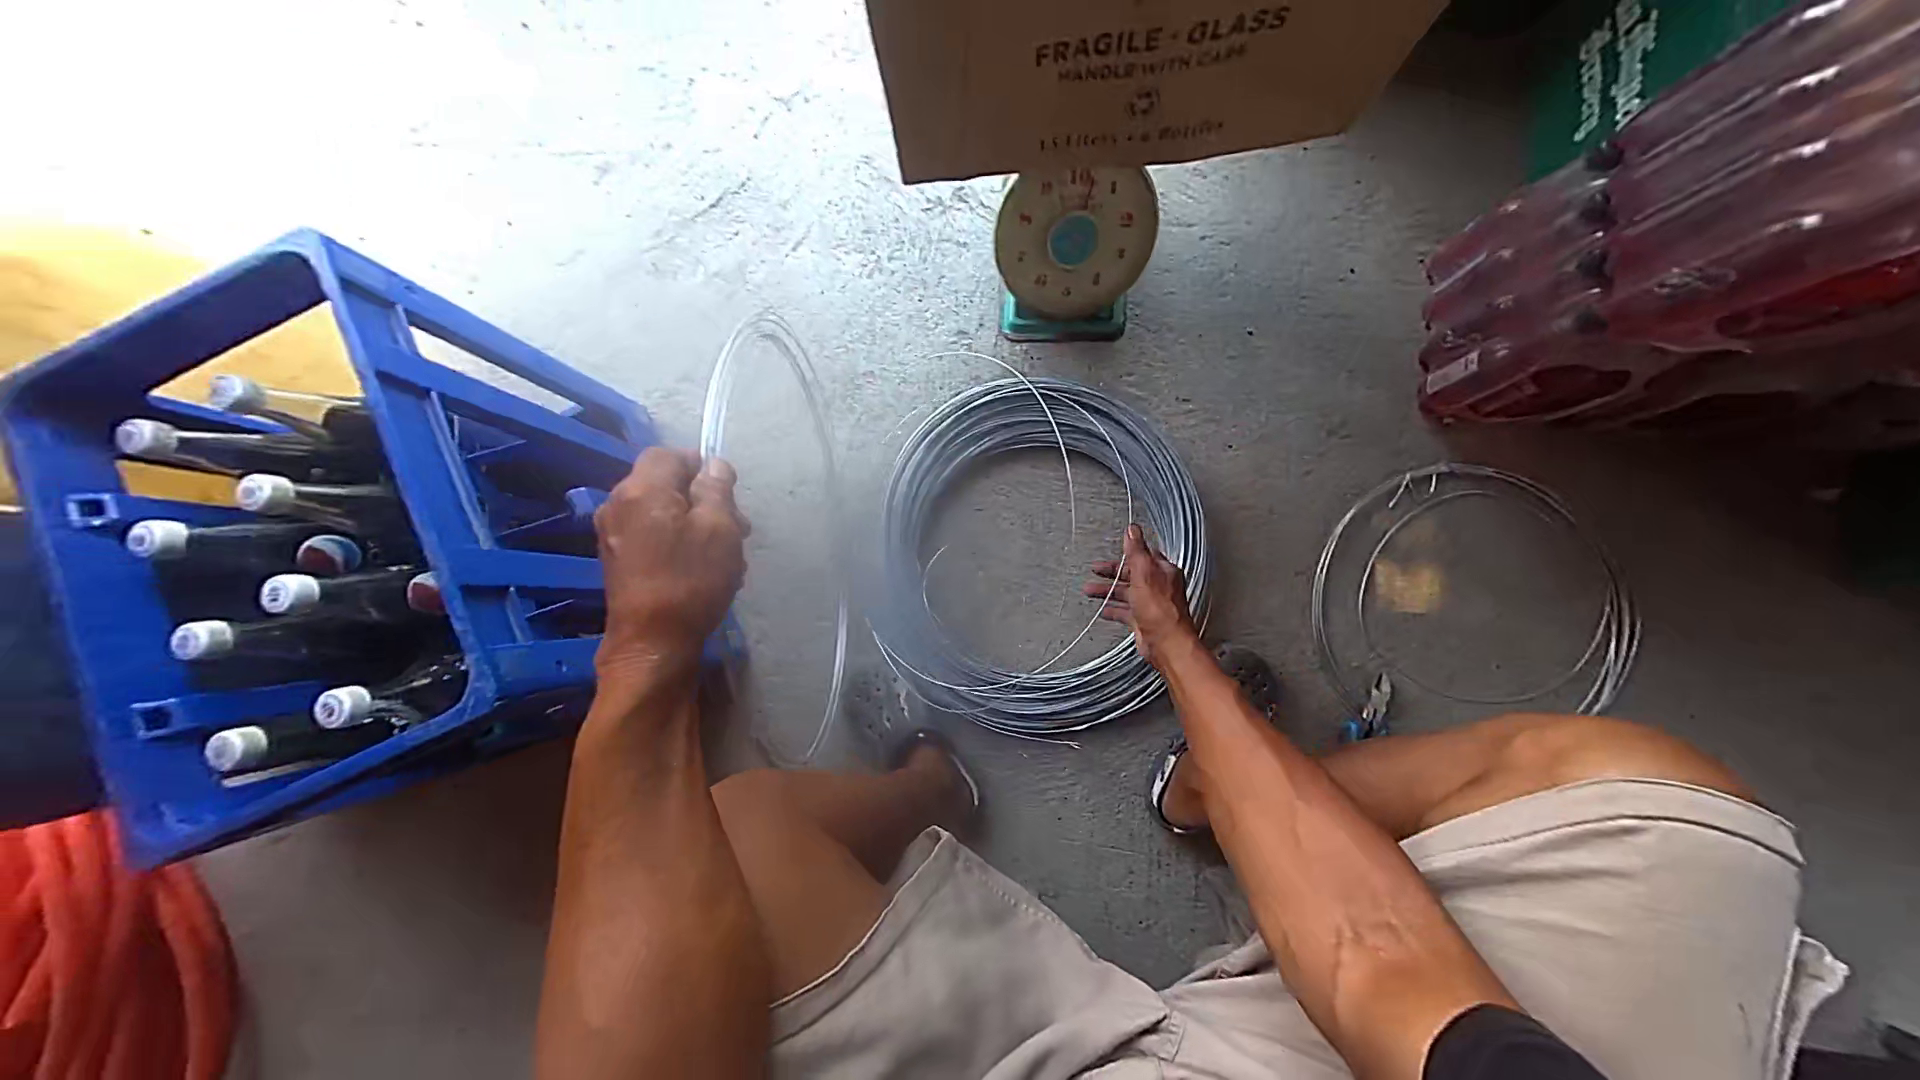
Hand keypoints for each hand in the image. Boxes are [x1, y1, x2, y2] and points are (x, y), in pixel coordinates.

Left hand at [593, 447, 747, 686]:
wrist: (653, 642)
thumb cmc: (691, 581)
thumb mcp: (719, 528)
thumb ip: (717, 489)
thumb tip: (714, 465)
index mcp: (640, 489)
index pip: (669, 453)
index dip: (701, 465)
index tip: (728, 492)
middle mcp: (618, 504)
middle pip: (665, 482)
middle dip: (704, 499)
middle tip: (737, 528)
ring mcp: (613, 533)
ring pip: (662, 510)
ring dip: (695, 523)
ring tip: (725, 554)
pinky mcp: (617, 559)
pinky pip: (653, 534)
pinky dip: (678, 541)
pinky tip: (701, 568)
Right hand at [1084, 523, 1198, 666]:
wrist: (1166, 643)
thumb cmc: (1161, 611)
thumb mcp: (1144, 573)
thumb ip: (1137, 550)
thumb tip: (1133, 530)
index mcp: (1163, 572)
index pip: (1144, 556)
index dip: (1128, 551)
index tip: (1115, 548)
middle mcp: (1158, 587)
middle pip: (1132, 574)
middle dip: (1112, 572)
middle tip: (1096, 569)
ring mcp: (1151, 604)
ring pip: (1126, 593)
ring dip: (1108, 590)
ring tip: (1090, 589)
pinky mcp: (1143, 620)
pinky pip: (1125, 611)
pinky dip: (1113, 609)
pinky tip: (1103, 609)